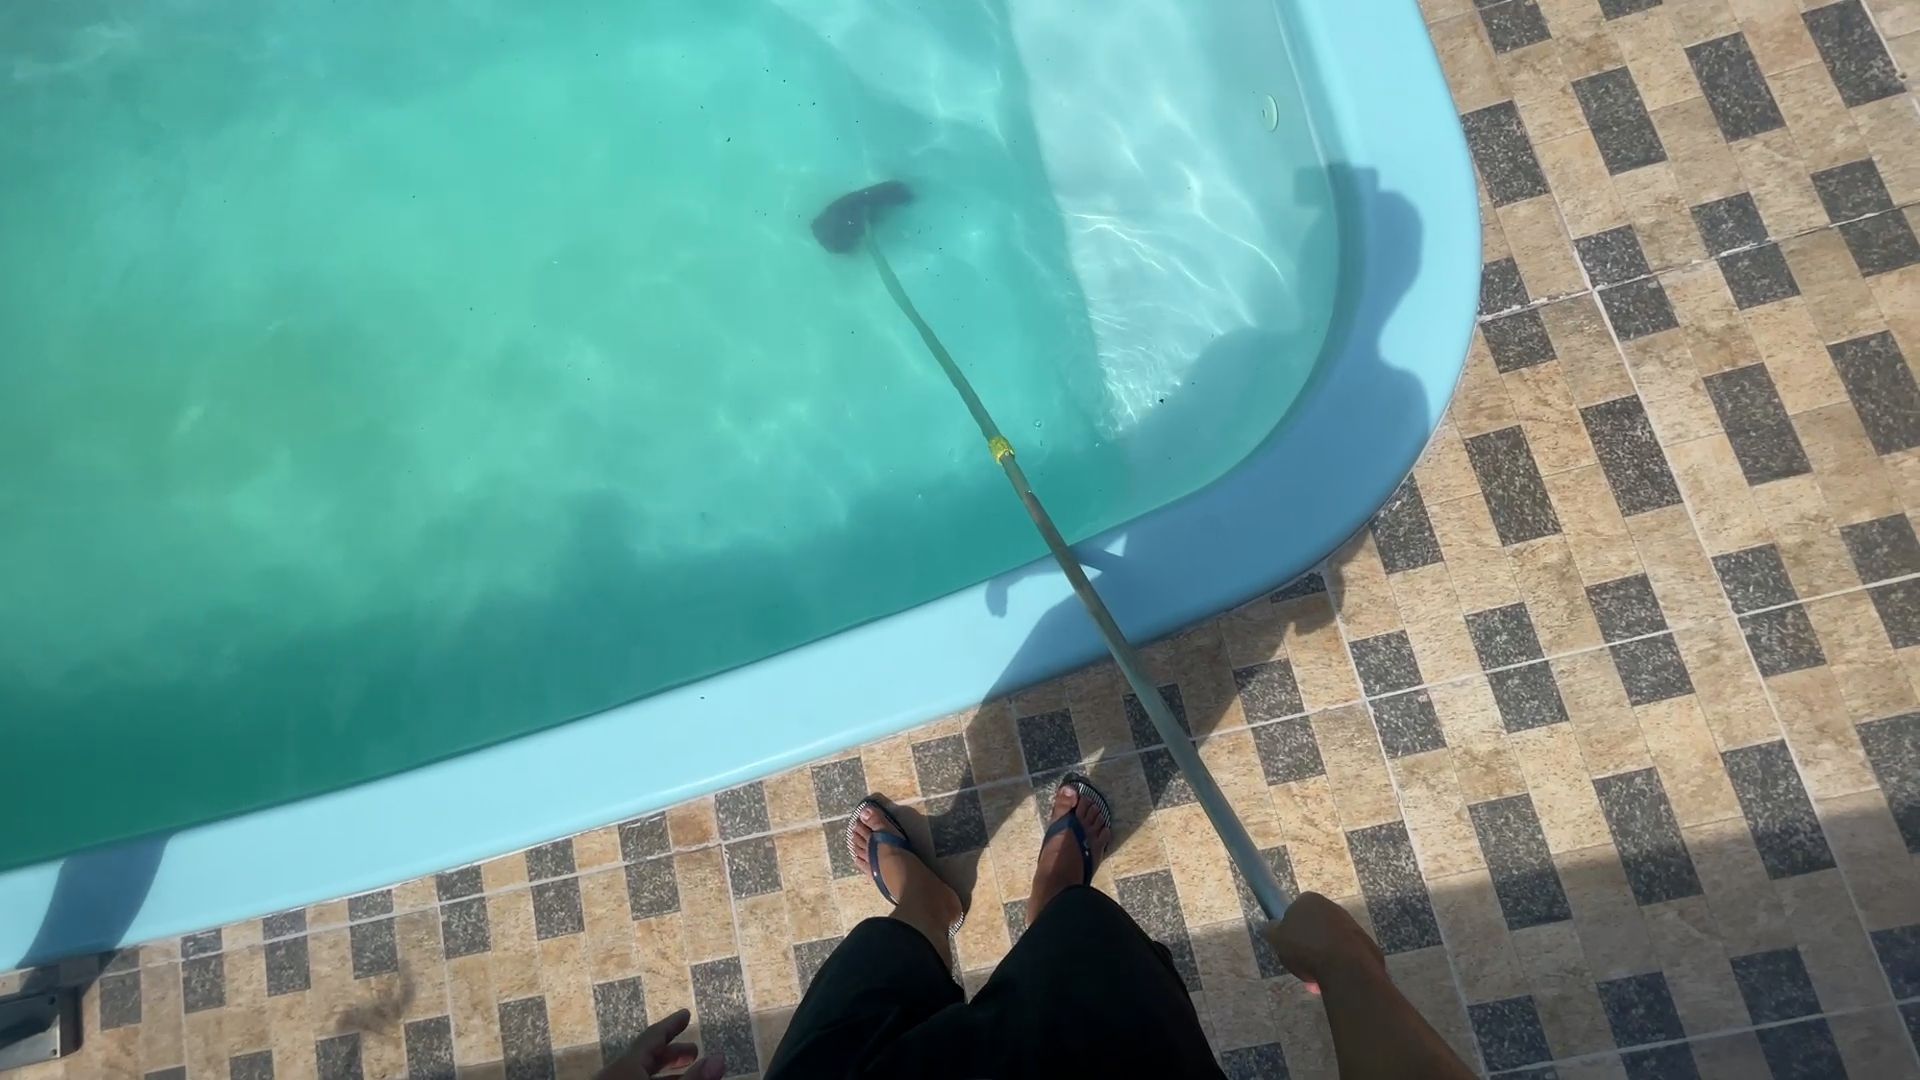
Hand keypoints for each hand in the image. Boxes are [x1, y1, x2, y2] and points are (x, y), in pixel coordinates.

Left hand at [593, 1008, 724, 1078]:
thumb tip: (719, 1058)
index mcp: (624, 1068)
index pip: (651, 1037)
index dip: (671, 1025)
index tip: (686, 1015)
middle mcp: (612, 1077)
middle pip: (644, 1058)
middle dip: (671, 1055)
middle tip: (694, 1052)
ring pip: (636, 1078)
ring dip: (663, 1077)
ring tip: (685, 1078)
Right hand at [1259, 892, 1385, 991]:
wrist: (1347, 970)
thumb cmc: (1306, 949)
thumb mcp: (1278, 939)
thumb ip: (1272, 931)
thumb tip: (1270, 926)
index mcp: (1310, 900)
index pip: (1296, 909)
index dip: (1291, 928)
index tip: (1289, 946)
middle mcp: (1334, 908)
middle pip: (1316, 927)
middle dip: (1310, 945)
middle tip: (1303, 965)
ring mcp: (1354, 927)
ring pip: (1333, 943)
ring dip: (1325, 958)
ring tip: (1317, 980)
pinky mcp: (1369, 947)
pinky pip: (1349, 956)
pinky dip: (1341, 967)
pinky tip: (1334, 982)